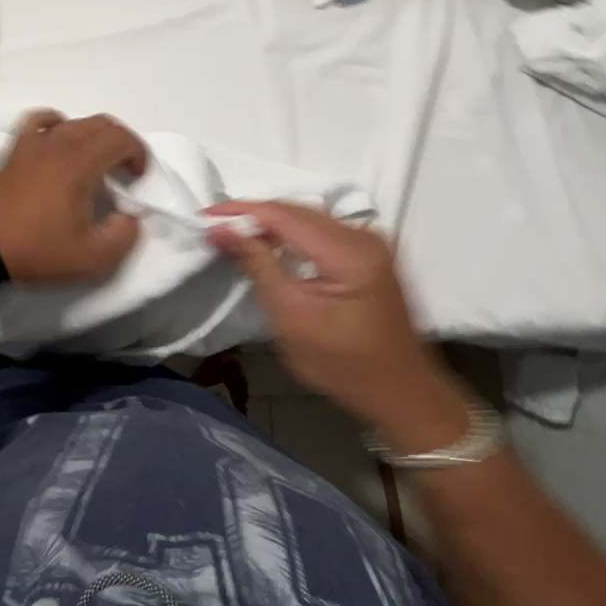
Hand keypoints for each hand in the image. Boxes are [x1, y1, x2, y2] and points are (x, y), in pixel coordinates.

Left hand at [0, 110, 148, 283]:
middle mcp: (57, 142)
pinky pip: (40, 121)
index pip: (120, 138)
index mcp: (79, 163)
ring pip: (74, 122)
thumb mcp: (92, 258)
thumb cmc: (37, 250)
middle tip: (124, 172)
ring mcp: (32, 142)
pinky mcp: (15, 149)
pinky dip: (58, 125)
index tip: (138, 178)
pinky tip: (60, 141)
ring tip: (96, 162)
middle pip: (101, 125)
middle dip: (121, 144)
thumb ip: (124, 235)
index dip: (138, 153)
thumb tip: (128, 216)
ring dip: (94, 136)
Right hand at [208, 201, 470, 448]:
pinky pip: (322, 229)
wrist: (402, 394)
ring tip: (235, 235)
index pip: (284, 215)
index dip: (241, 211)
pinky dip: (292, 233)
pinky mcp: (371, 252)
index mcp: (349, 252)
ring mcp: (372, 242)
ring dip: (272, 223)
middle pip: (298, 211)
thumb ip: (257, 265)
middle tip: (215, 227)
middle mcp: (365, 236)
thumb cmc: (343, 366)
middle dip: (254, 215)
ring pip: (309, 217)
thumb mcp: (291, 317)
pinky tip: (271, 245)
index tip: (204, 216)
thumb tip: (222, 228)